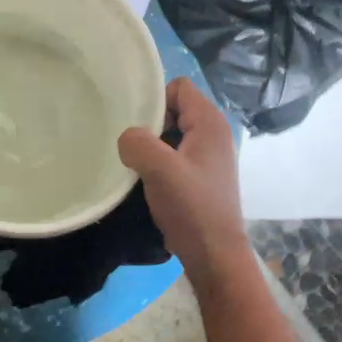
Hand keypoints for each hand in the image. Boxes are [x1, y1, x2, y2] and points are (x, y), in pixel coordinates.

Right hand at [117, 78, 244, 264]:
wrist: (214, 254)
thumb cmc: (192, 207)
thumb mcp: (160, 169)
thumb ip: (137, 143)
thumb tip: (127, 139)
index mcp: (210, 123)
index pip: (179, 87)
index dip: (156, 100)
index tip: (140, 126)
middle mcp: (214, 134)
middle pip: (175, 108)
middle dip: (151, 122)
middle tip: (134, 145)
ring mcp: (208, 156)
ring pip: (172, 133)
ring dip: (152, 144)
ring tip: (137, 163)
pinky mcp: (201, 176)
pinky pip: (174, 154)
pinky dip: (159, 161)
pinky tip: (147, 179)